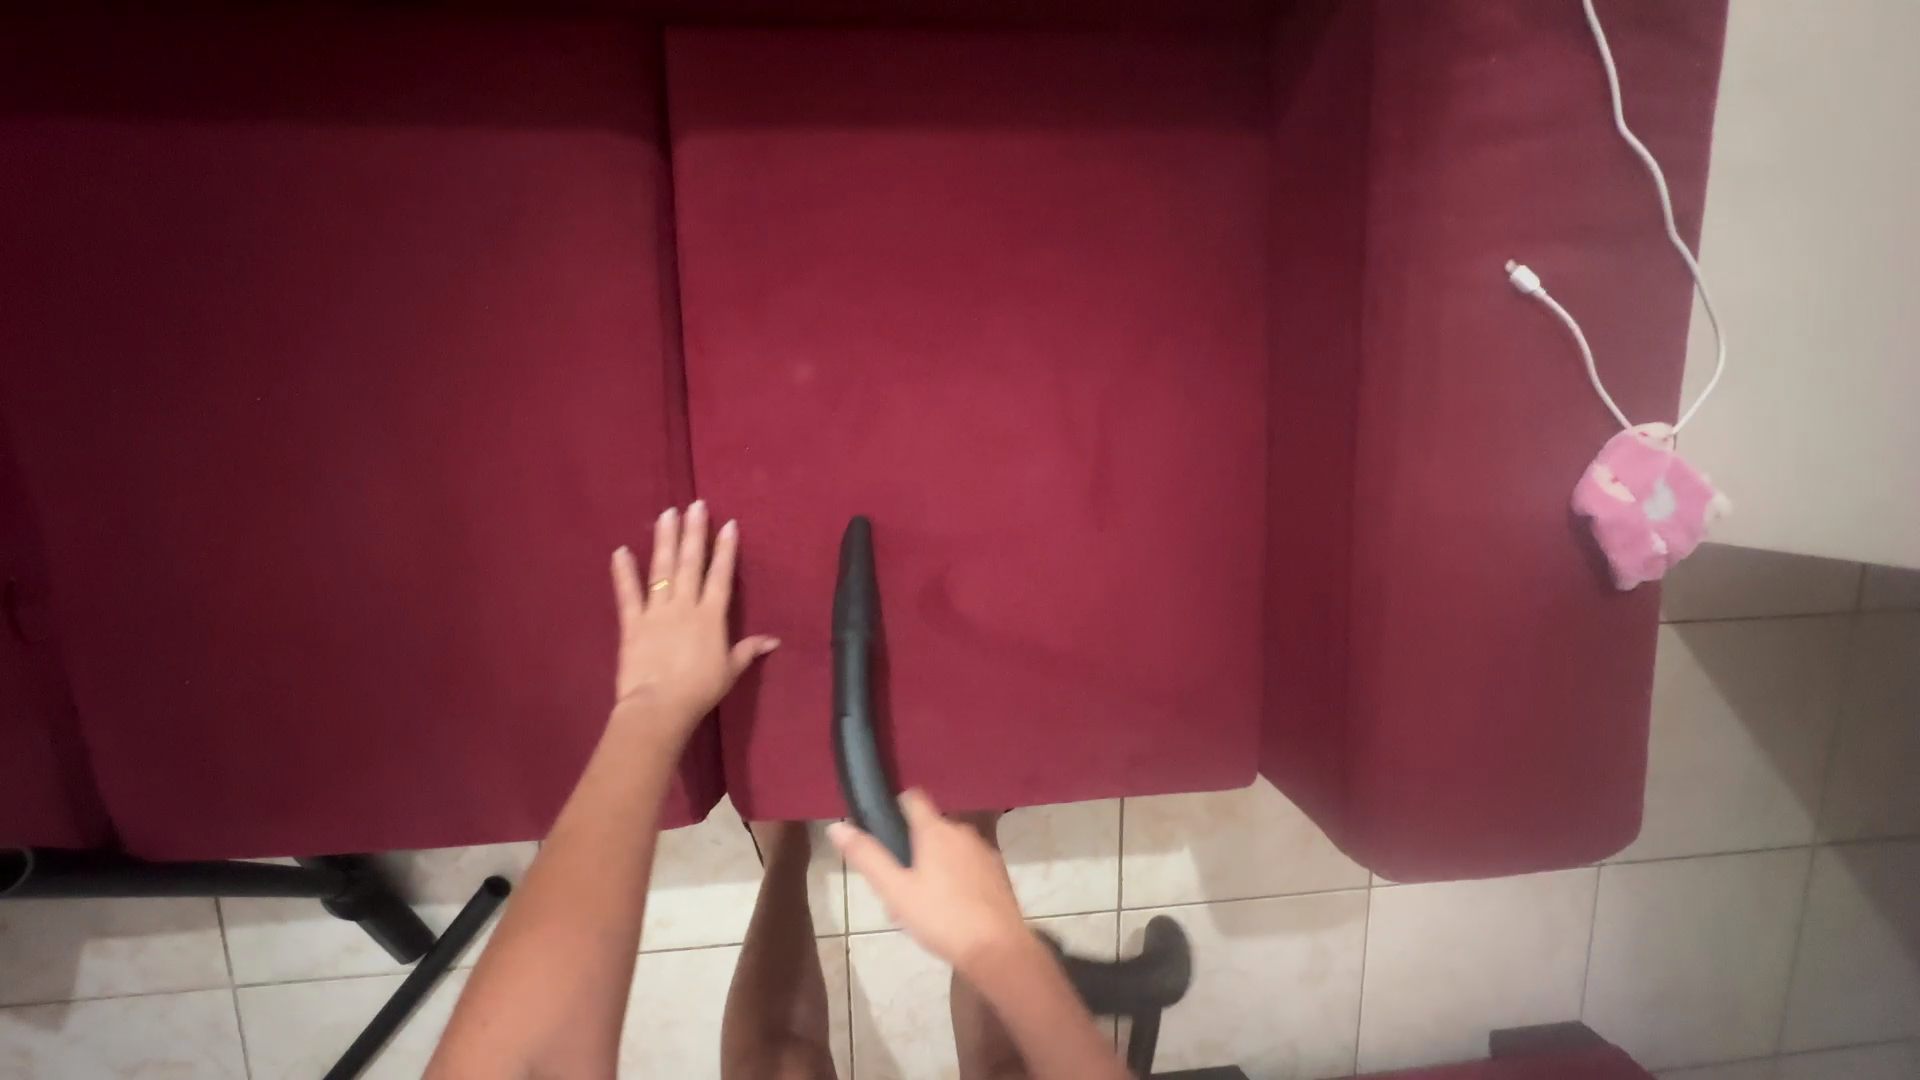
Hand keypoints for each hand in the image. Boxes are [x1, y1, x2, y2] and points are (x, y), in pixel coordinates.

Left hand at [609, 501, 777, 739]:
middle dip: (694, 532)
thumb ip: (749, 650)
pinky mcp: (632, 623)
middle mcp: (684, 605)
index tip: (729, 524)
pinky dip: (623, 572)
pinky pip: (627, 594)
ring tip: (667, 514)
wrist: (659, 706)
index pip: (721, 576)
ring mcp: (656, 612)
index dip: (725, 549)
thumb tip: (774, 639)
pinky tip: (621, 551)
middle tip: (695, 505)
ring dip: (665, 540)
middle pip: (691, 563)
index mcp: (711, 616)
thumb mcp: (730, 670)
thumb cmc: (700, 690)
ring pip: (662, 569)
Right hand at [828, 790, 1030, 974]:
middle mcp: (961, 831)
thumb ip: (867, 857)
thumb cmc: (940, 917)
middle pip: (929, 830)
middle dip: (912, 851)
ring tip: (921, 906)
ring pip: (949, 849)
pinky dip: (956, 878)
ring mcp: (983, 850)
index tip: (885, 828)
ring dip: (933, 867)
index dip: (897, 807)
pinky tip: (949, 910)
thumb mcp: (895, 891)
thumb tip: (837, 827)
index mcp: (935, 829)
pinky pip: (968, 865)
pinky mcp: (997, 871)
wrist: (996, 948)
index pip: (913, 799)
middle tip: (898, 888)